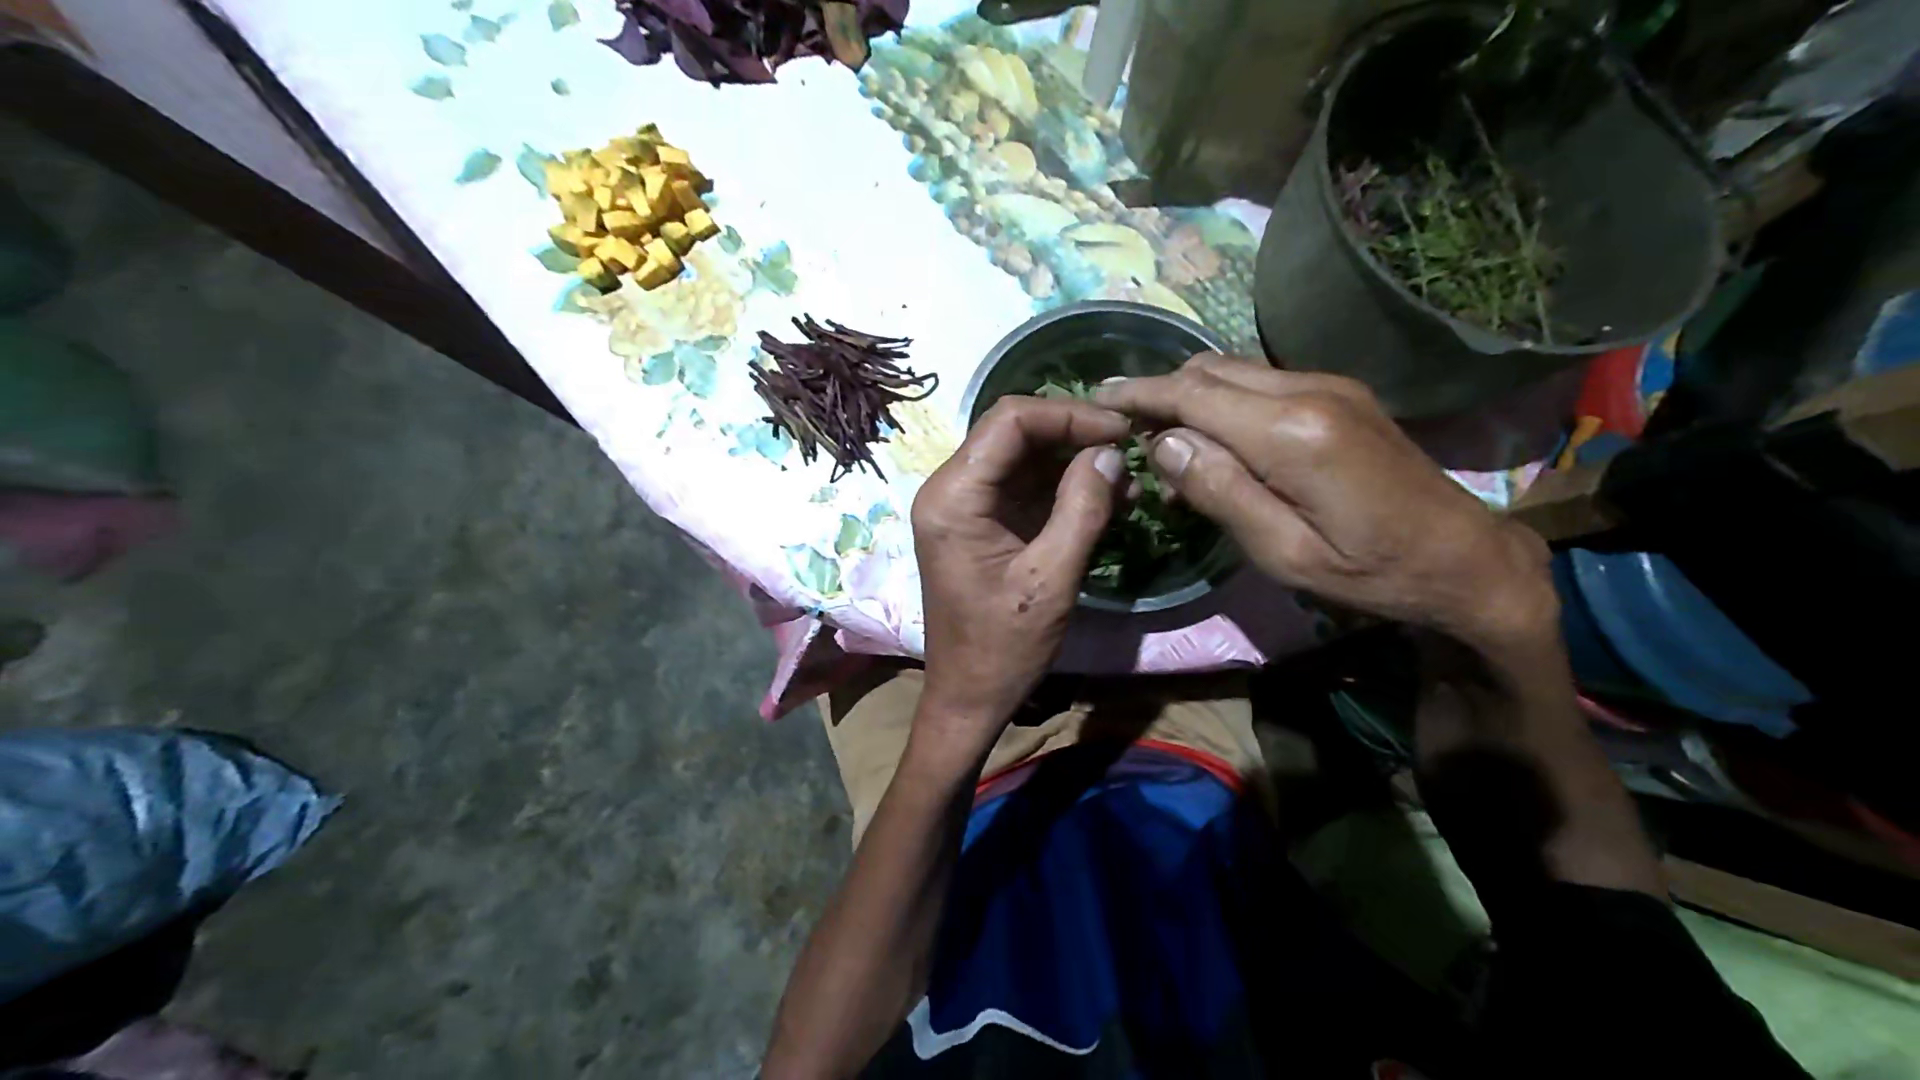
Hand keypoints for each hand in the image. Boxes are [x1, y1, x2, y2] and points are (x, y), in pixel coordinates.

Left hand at [911, 396, 1128, 758]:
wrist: (970, 696)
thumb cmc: (1004, 646)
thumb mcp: (1051, 579)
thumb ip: (1083, 509)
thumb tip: (1112, 452)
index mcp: (953, 497)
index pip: (1009, 421)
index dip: (1068, 414)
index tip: (1121, 429)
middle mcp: (951, 490)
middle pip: (1015, 432)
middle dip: (1074, 432)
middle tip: (1129, 445)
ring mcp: (966, 506)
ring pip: (1024, 457)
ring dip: (1074, 460)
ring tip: (1128, 475)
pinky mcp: (984, 523)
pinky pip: (1026, 487)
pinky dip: (1065, 487)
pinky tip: (1109, 496)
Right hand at [1096, 354, 1554, 651]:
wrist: (1463, 558)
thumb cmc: (1369, 572)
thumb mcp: (1283, 553)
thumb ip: (1220, 492)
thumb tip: (1164, 443)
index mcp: (1292, 434)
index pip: (1192, 394)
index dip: (1140, 393)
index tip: (1098, 400)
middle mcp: (1309, 390)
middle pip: (1209, 370)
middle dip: (1161, 393)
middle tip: (1128, 434)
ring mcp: (1329, 385)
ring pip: (1233, 370)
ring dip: (1191, 396)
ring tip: (1168, 444)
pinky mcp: (1339, 394)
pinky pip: (1260, 382)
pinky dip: (1223, 401)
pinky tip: (1218, 441)